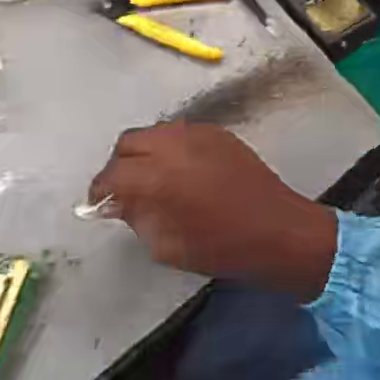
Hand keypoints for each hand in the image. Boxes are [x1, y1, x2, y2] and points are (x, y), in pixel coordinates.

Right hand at [87, 122, 337, 300]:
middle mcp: (173, 145)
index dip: (100, 190)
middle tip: (124, 189)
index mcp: (158, 176)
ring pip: (154, 132)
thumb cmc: (223, 247)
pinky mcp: (217, 132)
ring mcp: (198, 133)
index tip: (99, 204)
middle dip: (120, 165)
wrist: (279, 230)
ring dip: (144, 152)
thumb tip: (117, 202)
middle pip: (128, 143)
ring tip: (151, 177)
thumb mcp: (168, 245)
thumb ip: (136, 218)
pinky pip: (180, 132)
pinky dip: (169, 147)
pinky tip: (179, 169)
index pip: (112, 174)